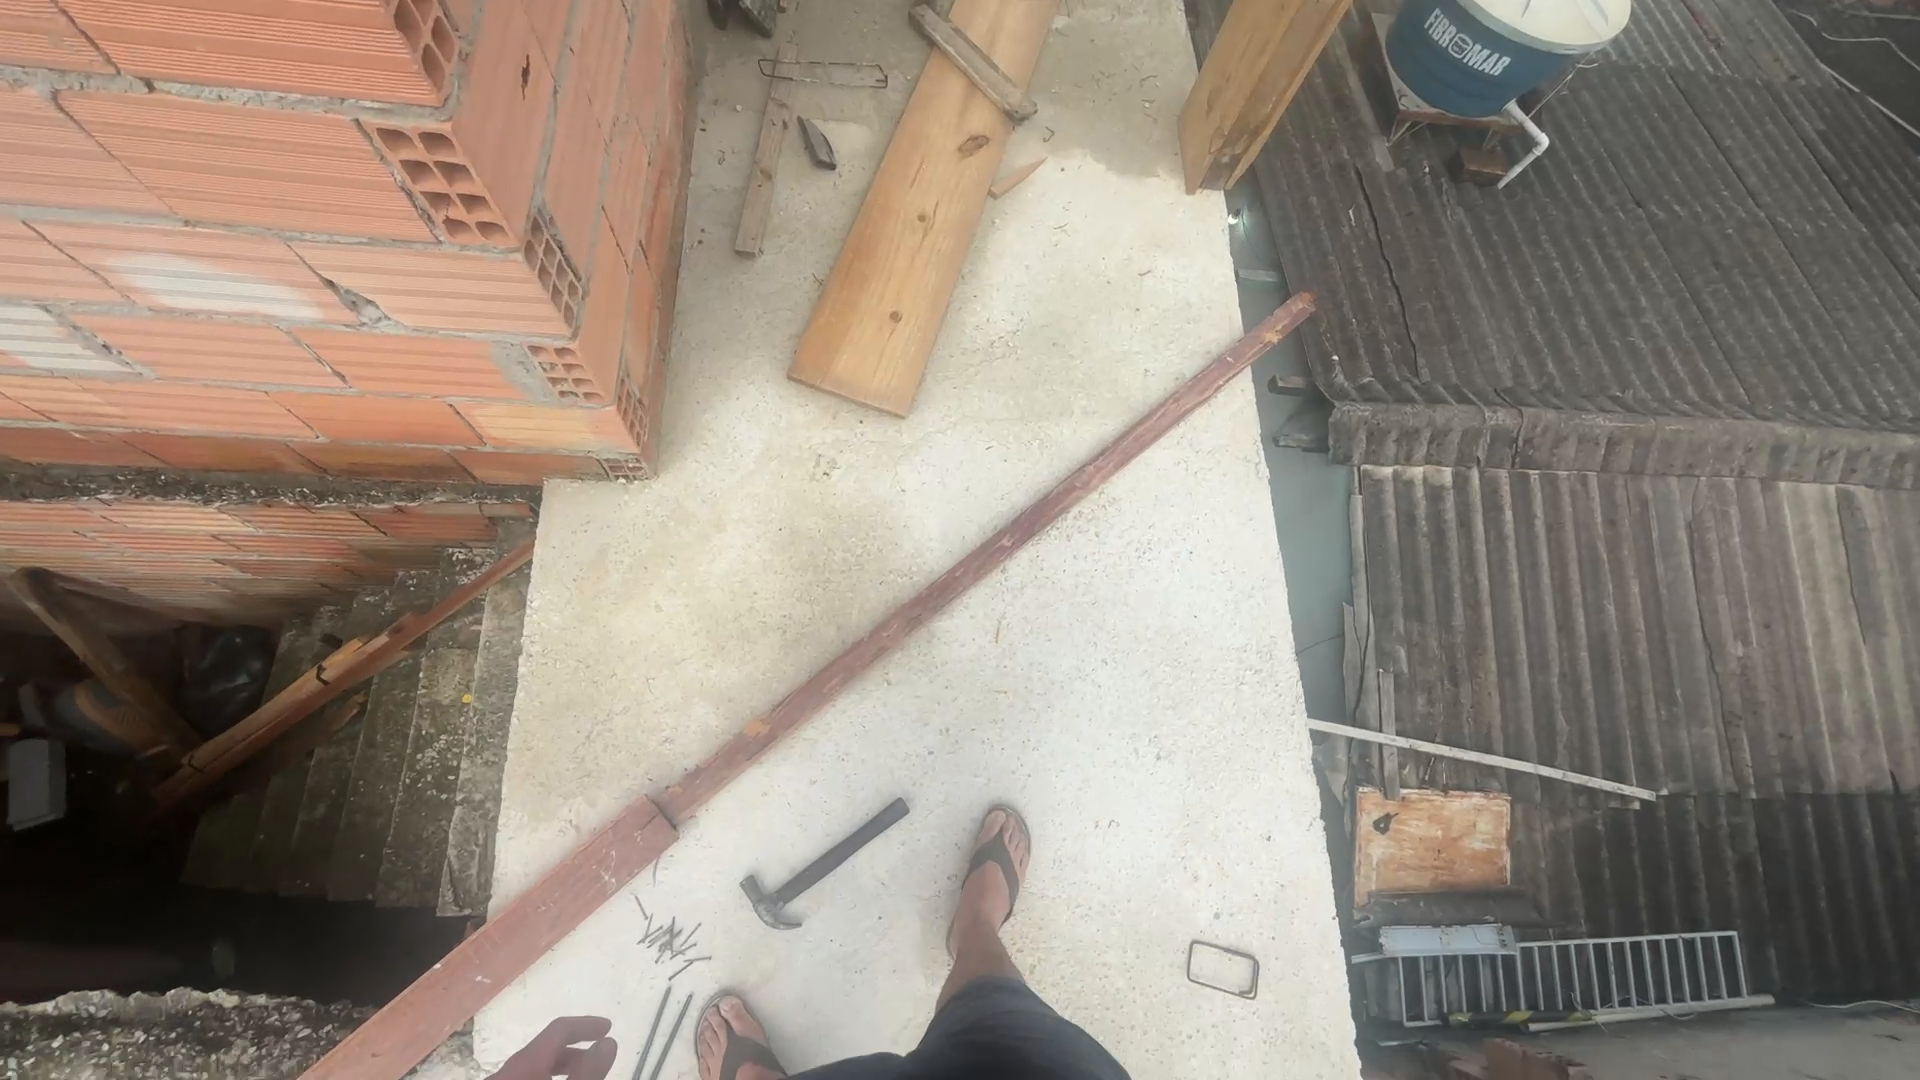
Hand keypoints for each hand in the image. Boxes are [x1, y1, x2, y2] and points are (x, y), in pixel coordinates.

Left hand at [487, 1016, 617, 1079]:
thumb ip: (588, 1071)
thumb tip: (608, 1042)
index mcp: (524, 1063)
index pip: (558, 1028)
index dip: (585, 1024)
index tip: (609, 1028)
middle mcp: (505, 1071)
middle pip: (543, 1048)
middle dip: (574, 1048)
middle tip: (598, 1053)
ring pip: (531, 1067)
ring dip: (558, 1066)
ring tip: (580, 1073)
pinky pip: (523, 1078)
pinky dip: (543, 1076)